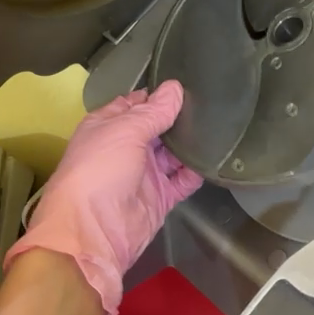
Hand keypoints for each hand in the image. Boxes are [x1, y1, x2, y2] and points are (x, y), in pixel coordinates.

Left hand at [5, 80, 202, 314]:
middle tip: (210, 102)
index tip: (187, 83)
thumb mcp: (125, 131)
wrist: (94, 231)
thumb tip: (176, 88)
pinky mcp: (160, 197)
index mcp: (107, 127)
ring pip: (172, 153)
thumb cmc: (100, 171)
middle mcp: (125, 148)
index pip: (135, 104)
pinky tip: (214, 158)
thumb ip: (153, 112)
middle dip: (178, 117)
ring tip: (219, 125)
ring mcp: (144, 174)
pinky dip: (196, 172)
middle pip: (157, 128)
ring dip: (190, 143)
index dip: (157, 95)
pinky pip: (182, 180)